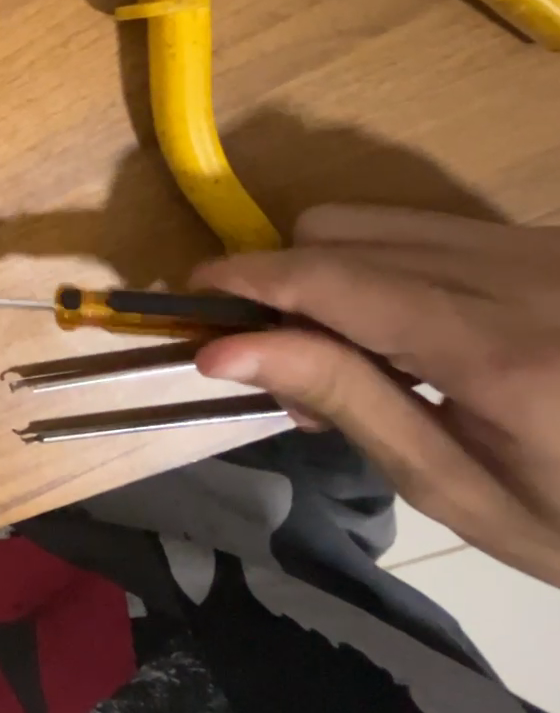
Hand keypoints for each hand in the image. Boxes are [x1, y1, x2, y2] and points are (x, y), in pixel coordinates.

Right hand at [192, 206, 559, 586]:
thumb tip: (220, 350)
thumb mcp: (463, 491)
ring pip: (367, 220)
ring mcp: (546, 249)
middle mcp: (527, 277)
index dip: (243, 278)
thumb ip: (343, 402)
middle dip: (279, 287)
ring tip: (349, 343)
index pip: (330, 279)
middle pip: (334, 235)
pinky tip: (406, 326)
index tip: (189, 297)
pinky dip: (373, 266)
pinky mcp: (550, 242)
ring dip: (322, 271)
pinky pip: (416, 227)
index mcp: (504, 353)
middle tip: (284, 360)